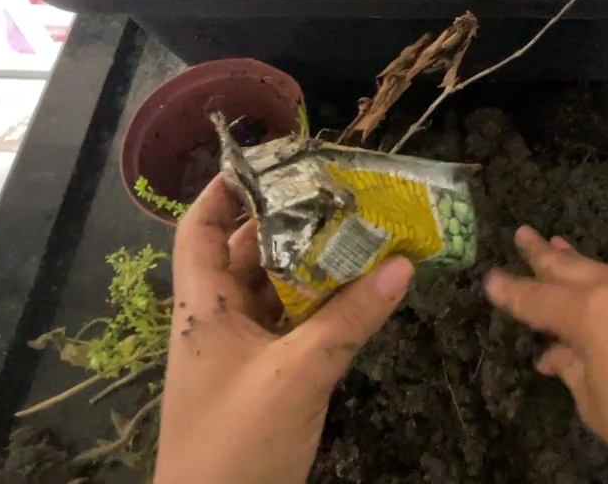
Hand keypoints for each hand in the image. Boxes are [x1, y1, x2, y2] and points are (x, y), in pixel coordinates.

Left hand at [155, 179, 413, 483]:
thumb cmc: (235, 448)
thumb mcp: (296, 377)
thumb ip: (351, 319)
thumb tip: (406, 263)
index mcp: (202, 308)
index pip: (200, 230)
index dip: (226, 189)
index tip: (272, 160)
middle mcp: (219, 319)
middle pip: (251, 251)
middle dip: (294, 219)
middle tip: (343, 190)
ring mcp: (243, 350)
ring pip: (279, 286)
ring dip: (317, 261)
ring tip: (363, 227)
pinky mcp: (267, 376)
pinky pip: (297, 321)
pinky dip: (326, 301)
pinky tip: (363, 287)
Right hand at [485, 226, 607, 483]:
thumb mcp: (597, 405)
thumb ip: (571, 369)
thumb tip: (554, 354)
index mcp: (589, 312)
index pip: (537, 299)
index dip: (511, 292)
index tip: (490, 279)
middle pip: (569, 267)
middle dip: (542, 254)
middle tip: (522, 233)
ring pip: (599, 269)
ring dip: (574, 260)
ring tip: (552, 245)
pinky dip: (603, 280)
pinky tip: (596, 284)